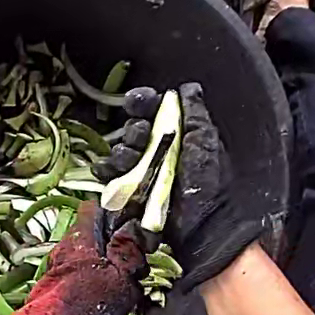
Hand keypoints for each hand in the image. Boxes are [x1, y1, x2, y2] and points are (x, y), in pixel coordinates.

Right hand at [96, 83, 266, 288]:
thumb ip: (195, 113)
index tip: (138, 103)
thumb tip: (187, 87)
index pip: (151, 109)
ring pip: (118, 152)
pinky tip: (108, 172)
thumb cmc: (209, 185)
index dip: (141, 102)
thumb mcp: (206, 143)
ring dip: (121, 153)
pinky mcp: (130, 192)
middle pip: (131, 129)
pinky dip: (106, 172)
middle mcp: (157, 149)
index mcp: (176, 133)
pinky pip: (109, 177)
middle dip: (133, 131)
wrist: (203, 228)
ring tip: (131, 160)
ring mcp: (142, 171)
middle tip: (141, 138)